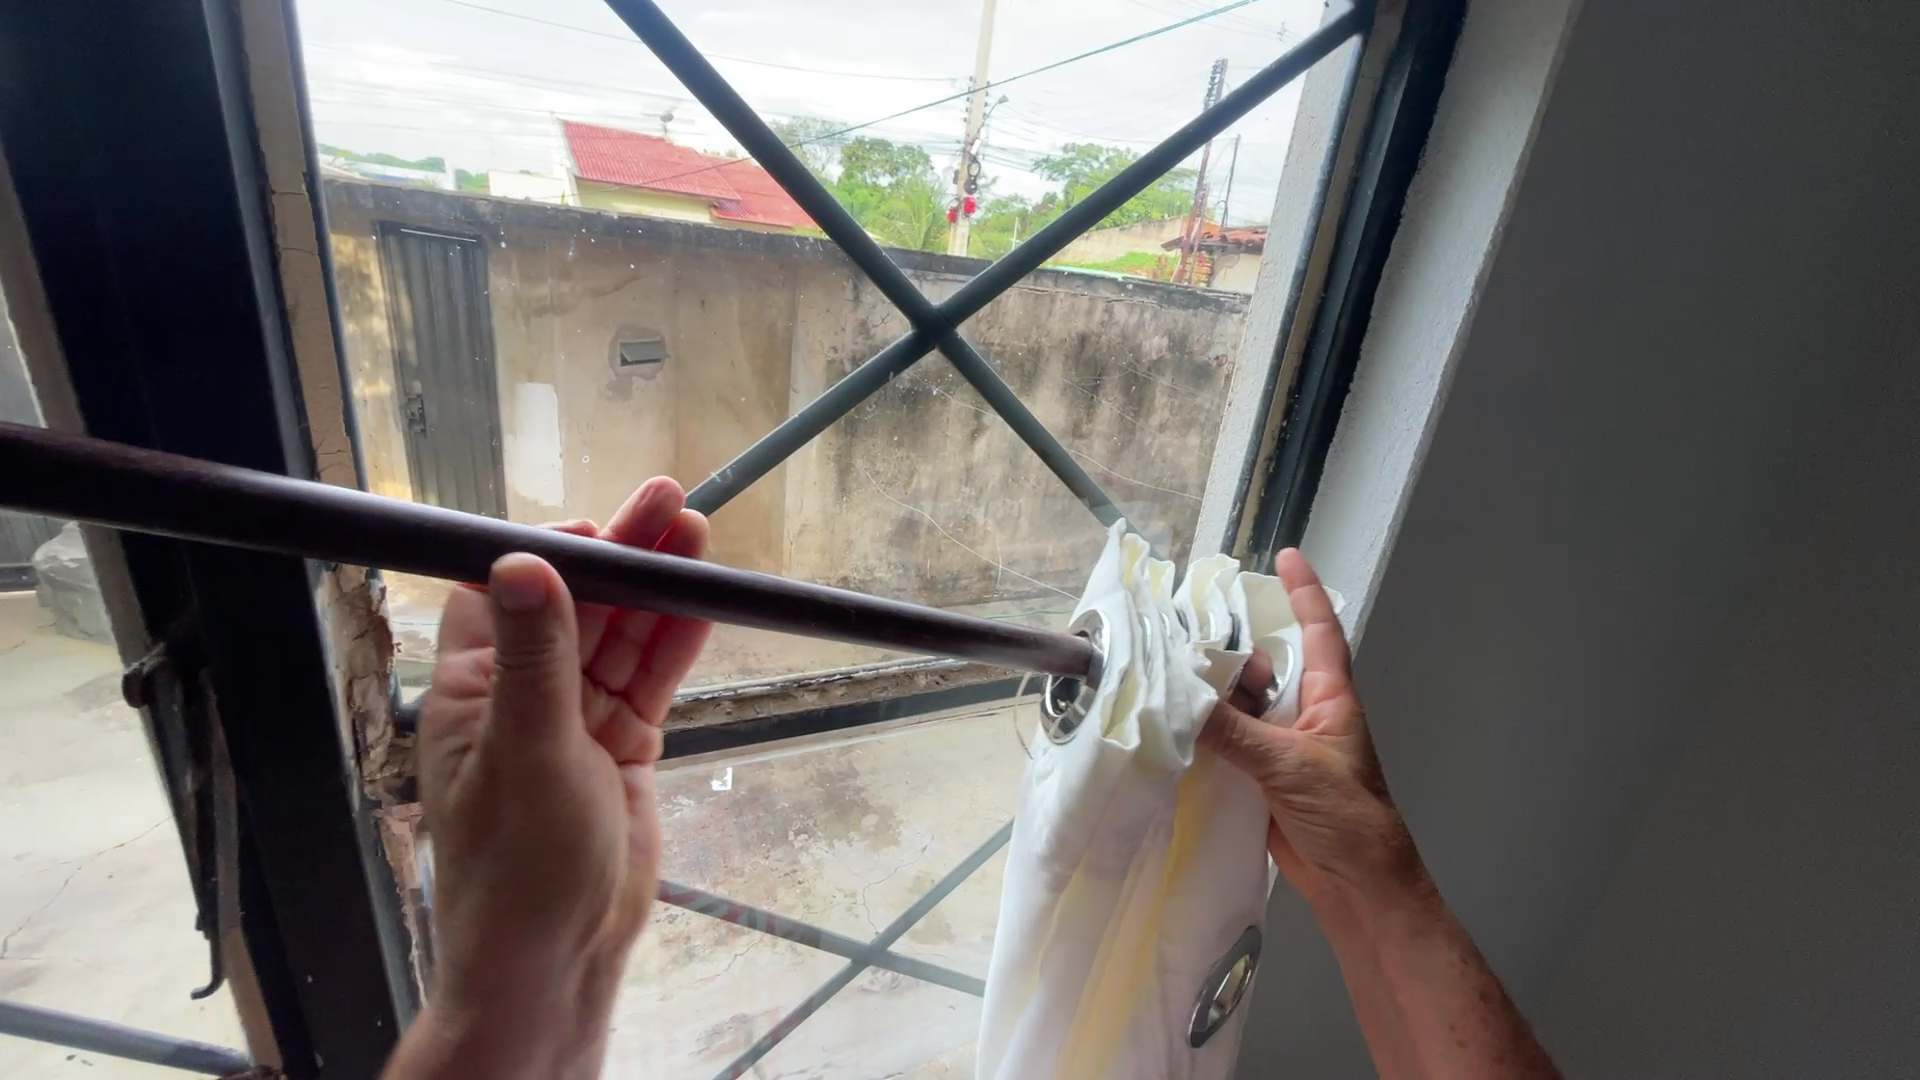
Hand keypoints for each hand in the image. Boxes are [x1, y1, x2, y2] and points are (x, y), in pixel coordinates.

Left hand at [392, 478, 710, 1079]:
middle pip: (585, 604)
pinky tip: (706, 603)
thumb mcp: (528, 751)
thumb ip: (535, 655)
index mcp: (476, 686)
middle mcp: (529, 690)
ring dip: (662, 589)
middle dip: (626, 555)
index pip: (508, 593)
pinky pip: (655, 676)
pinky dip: (680, 641)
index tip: (602, 528)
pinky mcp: (628, 737)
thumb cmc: (522, 861)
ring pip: (628, 634)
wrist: (563, 951)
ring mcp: (583, 714)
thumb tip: (527, 562)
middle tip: (669, 502)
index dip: (553, 554)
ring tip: (699, 536)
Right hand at [1202, 548, 1426, 912]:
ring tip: (1166, 674)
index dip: (1305, 592)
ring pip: (1239, 702)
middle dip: (1230, 647)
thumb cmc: (1346, 815)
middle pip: (1263, 665)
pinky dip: (1202, 729)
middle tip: (1183, 627)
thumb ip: (1233, 731)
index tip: (1287, 555)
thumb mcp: (1289, 765)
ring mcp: (1278, 744)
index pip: (1319, 632)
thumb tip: (1178, 698)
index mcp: (1329, 698)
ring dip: (1210, 693)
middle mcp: (1302, 712)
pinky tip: (1172, 720)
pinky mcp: (1258, 773)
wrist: (1356, 888)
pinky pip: (1226, 738)